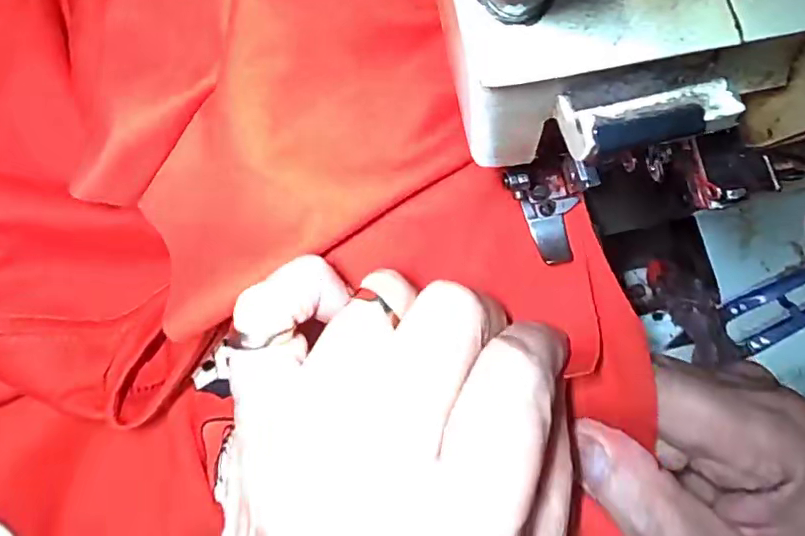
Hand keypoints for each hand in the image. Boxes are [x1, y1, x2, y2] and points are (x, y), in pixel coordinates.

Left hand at [222, 256, 572, 535]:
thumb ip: (551, 467)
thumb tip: (542, 368)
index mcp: (456, 516)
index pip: (515, 370)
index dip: (538, 345)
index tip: (537, 349)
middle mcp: (373, 460)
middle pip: (450, 310)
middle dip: (478, 323)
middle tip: (474, 355)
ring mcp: (302, 425)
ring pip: (377, 295)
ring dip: (405, 316)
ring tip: (406, 358)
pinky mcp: (254, 411)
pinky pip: (269, 311)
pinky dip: (303, 291)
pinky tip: (333, 316)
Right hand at [575, 358, 804, 535]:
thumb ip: (656, 507)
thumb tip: (581, 435)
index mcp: (777, 431)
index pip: (663, 387)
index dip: (601, 397)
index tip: (553, 418)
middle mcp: (762, 394)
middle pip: (655, 384)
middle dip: (610, 417)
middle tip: (573, 456)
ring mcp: (747, 394)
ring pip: (652, 391)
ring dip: (621, 426)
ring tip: (602, 467)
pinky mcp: (730, 403)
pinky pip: (667, 404)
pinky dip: (642, 434)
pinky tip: (634, 465)